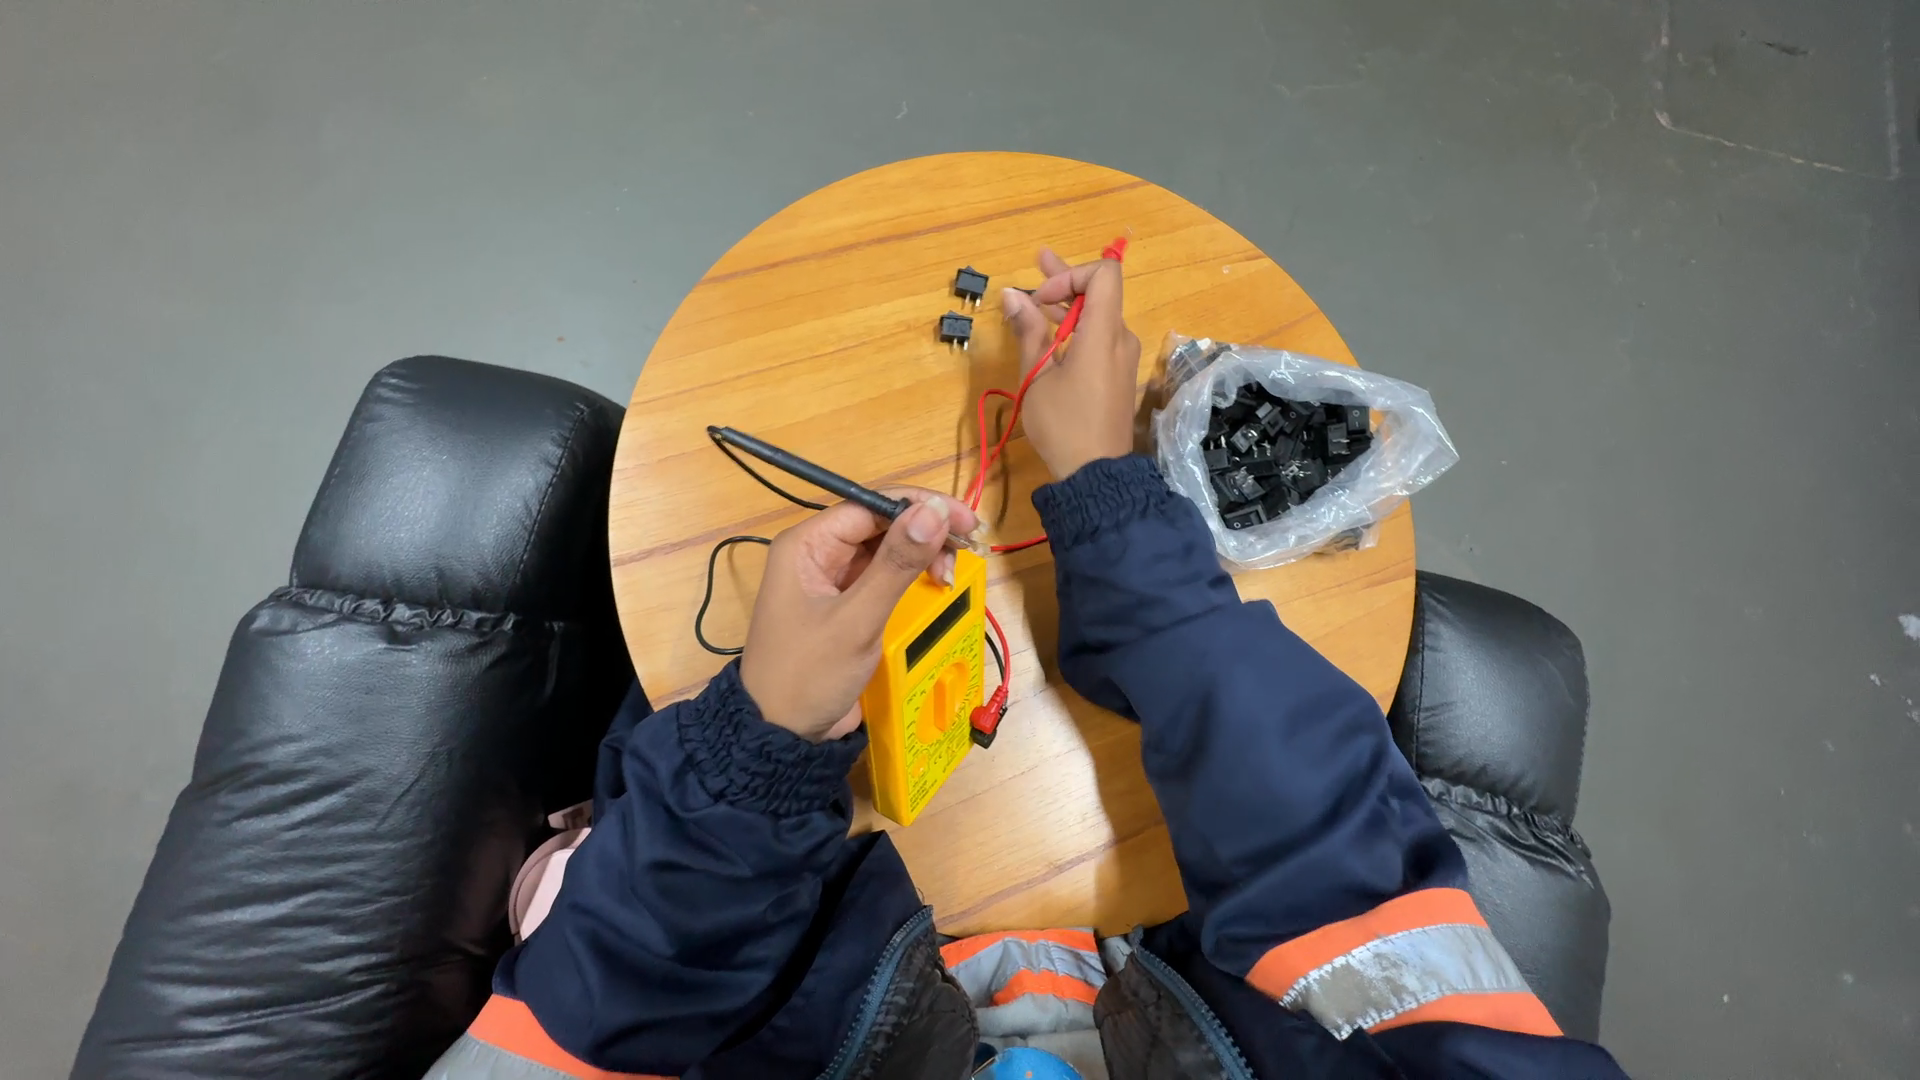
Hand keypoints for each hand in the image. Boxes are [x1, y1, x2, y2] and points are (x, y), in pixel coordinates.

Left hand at [739, 490, 979, 741]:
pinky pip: (886, 581)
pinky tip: (937, 589)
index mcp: (808, 545)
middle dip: (925, 534)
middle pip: (882, 525)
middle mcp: (820, 555)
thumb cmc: (809, 674)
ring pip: (888, 552)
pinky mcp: (849, 607)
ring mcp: (834, 582)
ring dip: (923, 557)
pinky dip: (913, 582)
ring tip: (951, 576)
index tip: (966, 520)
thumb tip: (936, 510)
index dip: (921, 507)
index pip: (871, 505)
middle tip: (966, 552)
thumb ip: (897, 564)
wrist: (781, 737)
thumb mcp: (857, 619)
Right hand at [1001, 247, 1142, 480]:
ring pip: (1098, 319)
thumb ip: (1029, 333)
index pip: (1104, 274)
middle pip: (1099, 294)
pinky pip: (1100, 341)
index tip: (1041, 298)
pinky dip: (1077, 331)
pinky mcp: (1118, 377)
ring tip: (1035, 302)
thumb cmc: (1063, 426)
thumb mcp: (1037, 379)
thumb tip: (1013, 296)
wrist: (1096, 475)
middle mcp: (1121, 339)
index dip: (1071, 273)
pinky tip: (1050, 336)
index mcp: (1104, 334)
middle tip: (1036, 263)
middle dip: (1065, 280)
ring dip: (1068, 308)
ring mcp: (1123, 359)